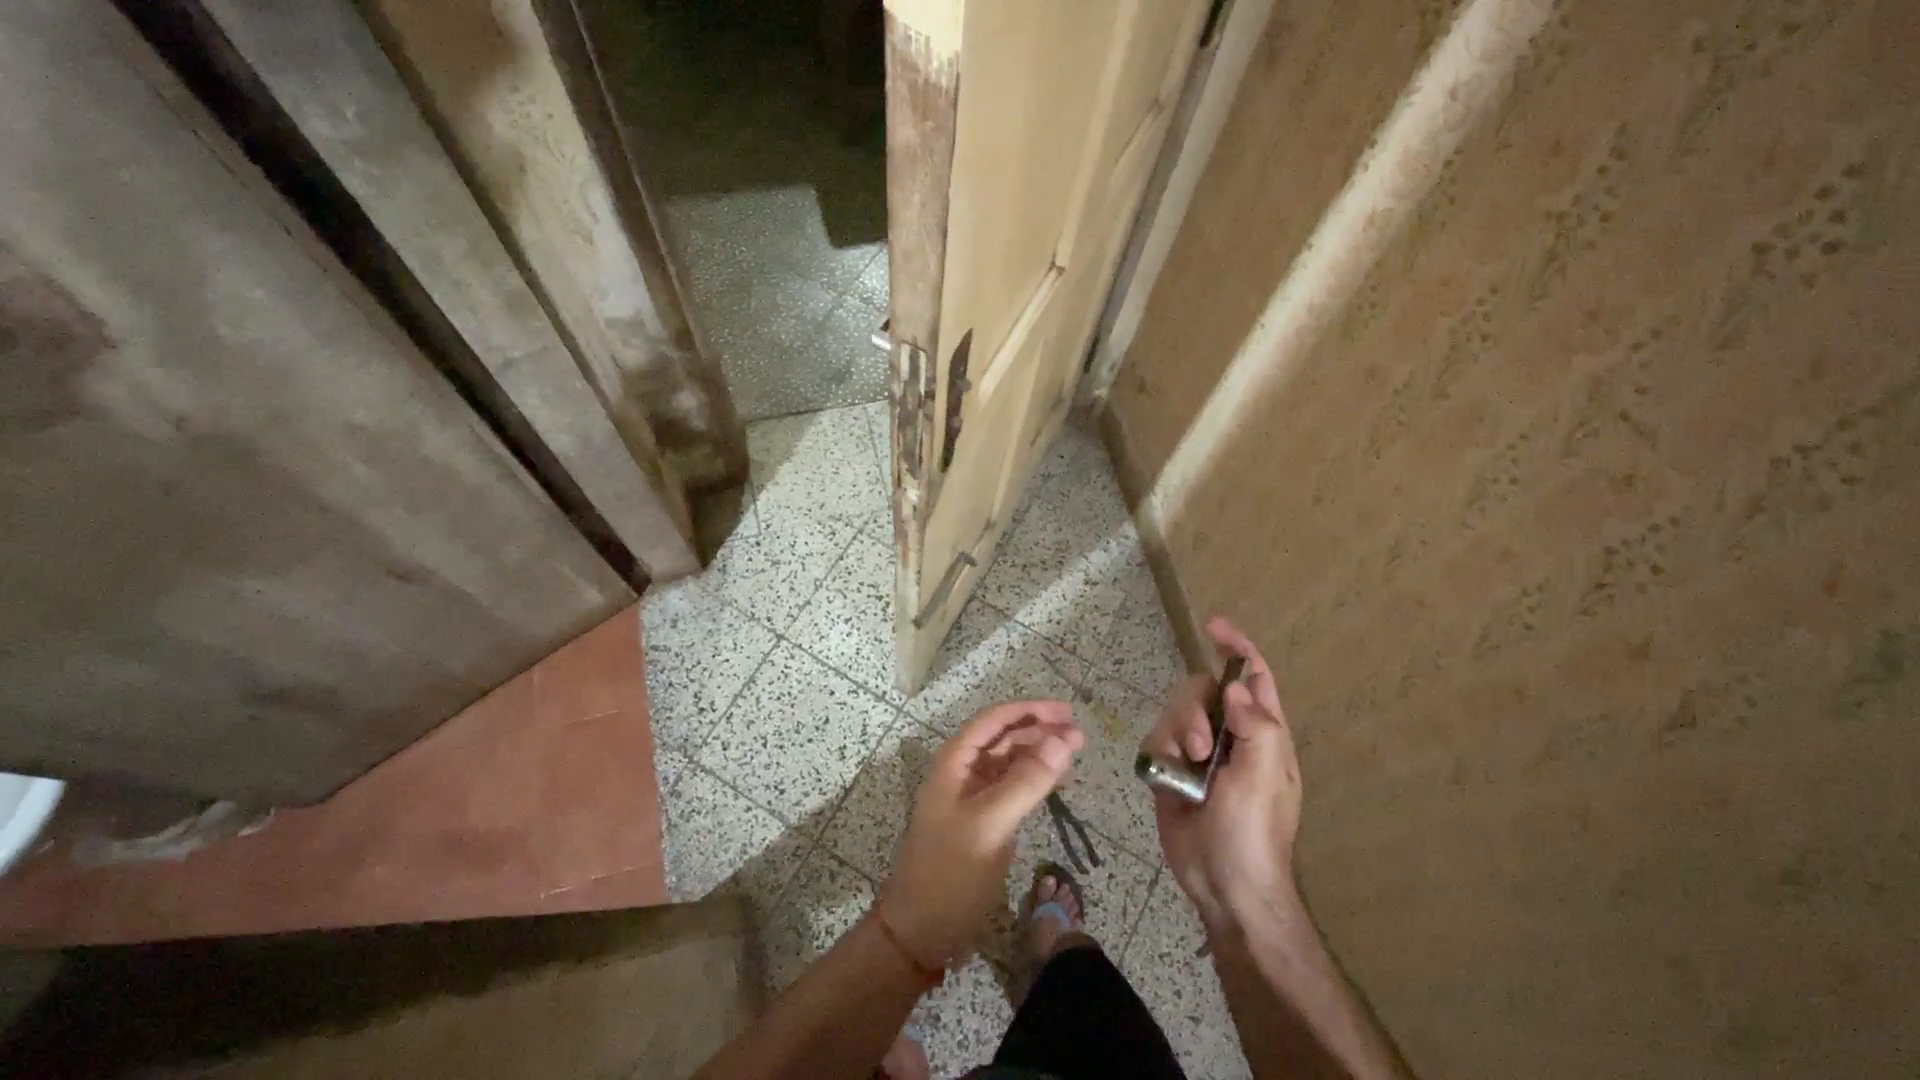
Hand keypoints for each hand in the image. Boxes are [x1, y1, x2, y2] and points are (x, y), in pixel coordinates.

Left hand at [878, 700, 1084, 967]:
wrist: (921, 931)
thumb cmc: (950, 873)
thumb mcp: (991, 824)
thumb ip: (1026, 782)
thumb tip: (1064, 741)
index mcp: (953, 763)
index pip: (994, 720)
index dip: (1030, 711)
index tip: (1068, 713)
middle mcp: (962, 774)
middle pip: (1004, 738)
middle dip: (1040, 732)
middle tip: (1080, 736)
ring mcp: (972, 800)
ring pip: (1010, 763)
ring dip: (1040, 754)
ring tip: (1076, 754)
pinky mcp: (983, 824)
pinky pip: (1012, 789)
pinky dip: (1035, 781)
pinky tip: (1057, 783)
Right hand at [1142, 617, 1303, 933]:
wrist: (1223, 885)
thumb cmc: (1254, 833)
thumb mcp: (1264, 777)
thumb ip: (1255, 726)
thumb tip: (1233, 687)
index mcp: (1264, 734)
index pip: (1254, 678)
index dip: (1239, 649)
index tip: (1215, 627)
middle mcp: (1231, 737)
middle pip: (1202, 691)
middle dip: (1194, 709)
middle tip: (1200, 745)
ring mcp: (1199, 755)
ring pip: (1175, 714)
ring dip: (1175, 734)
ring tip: (1185, 769)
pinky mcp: (1170, 772)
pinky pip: (1155, 742)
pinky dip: (1158, 754)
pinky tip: (1165, 780)